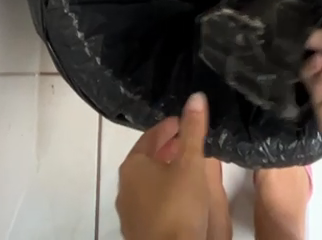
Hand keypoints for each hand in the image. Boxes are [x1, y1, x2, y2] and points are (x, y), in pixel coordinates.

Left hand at [116, 92, 213, 239]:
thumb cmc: (178, 205)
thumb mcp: (190, 163)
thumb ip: (193, 130)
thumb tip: (196, 95)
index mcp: (132, 165)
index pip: (151, 135)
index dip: (171, 126)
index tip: (188, 123)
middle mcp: (124, 187)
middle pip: (148, 159)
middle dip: (169, 149)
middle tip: (190, 142)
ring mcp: (129, 212)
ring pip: (149, 183)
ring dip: (167, 172)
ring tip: (190, 168)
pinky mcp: (138, 232)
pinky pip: (152, 202)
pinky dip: (166, 193)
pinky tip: (183, 197)